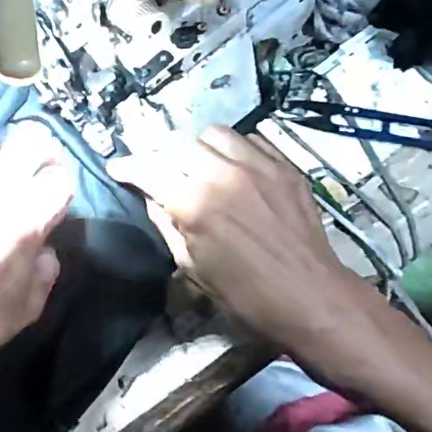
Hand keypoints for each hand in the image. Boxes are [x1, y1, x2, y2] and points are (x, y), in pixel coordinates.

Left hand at [0, 124, 73, 423]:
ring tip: (10, 196)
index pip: (59, 179)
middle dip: (43, 157)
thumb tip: (43, 242)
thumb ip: (45, 265)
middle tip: (45, 178)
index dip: (64, 191)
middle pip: (28, 144)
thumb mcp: (29, 306)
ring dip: (10, 167)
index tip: (60, 206)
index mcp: (19, 223)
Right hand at [106, 127, 395, 382]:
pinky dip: (232, 148)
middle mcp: (223, 174)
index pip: (148, 169)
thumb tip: (153, 198)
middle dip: (158, 152)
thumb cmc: (246, 295)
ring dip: (196, 145)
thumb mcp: (191, 266)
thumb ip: (167, 224)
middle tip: (156, 167)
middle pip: (177, 142)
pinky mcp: (284, 166)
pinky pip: (249, 139)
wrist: (313, 298)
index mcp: (194, 203)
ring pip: (213, 133)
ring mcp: (258, 165)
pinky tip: (231, 165)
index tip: (118, 169)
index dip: (127, 167)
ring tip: (195, 161)